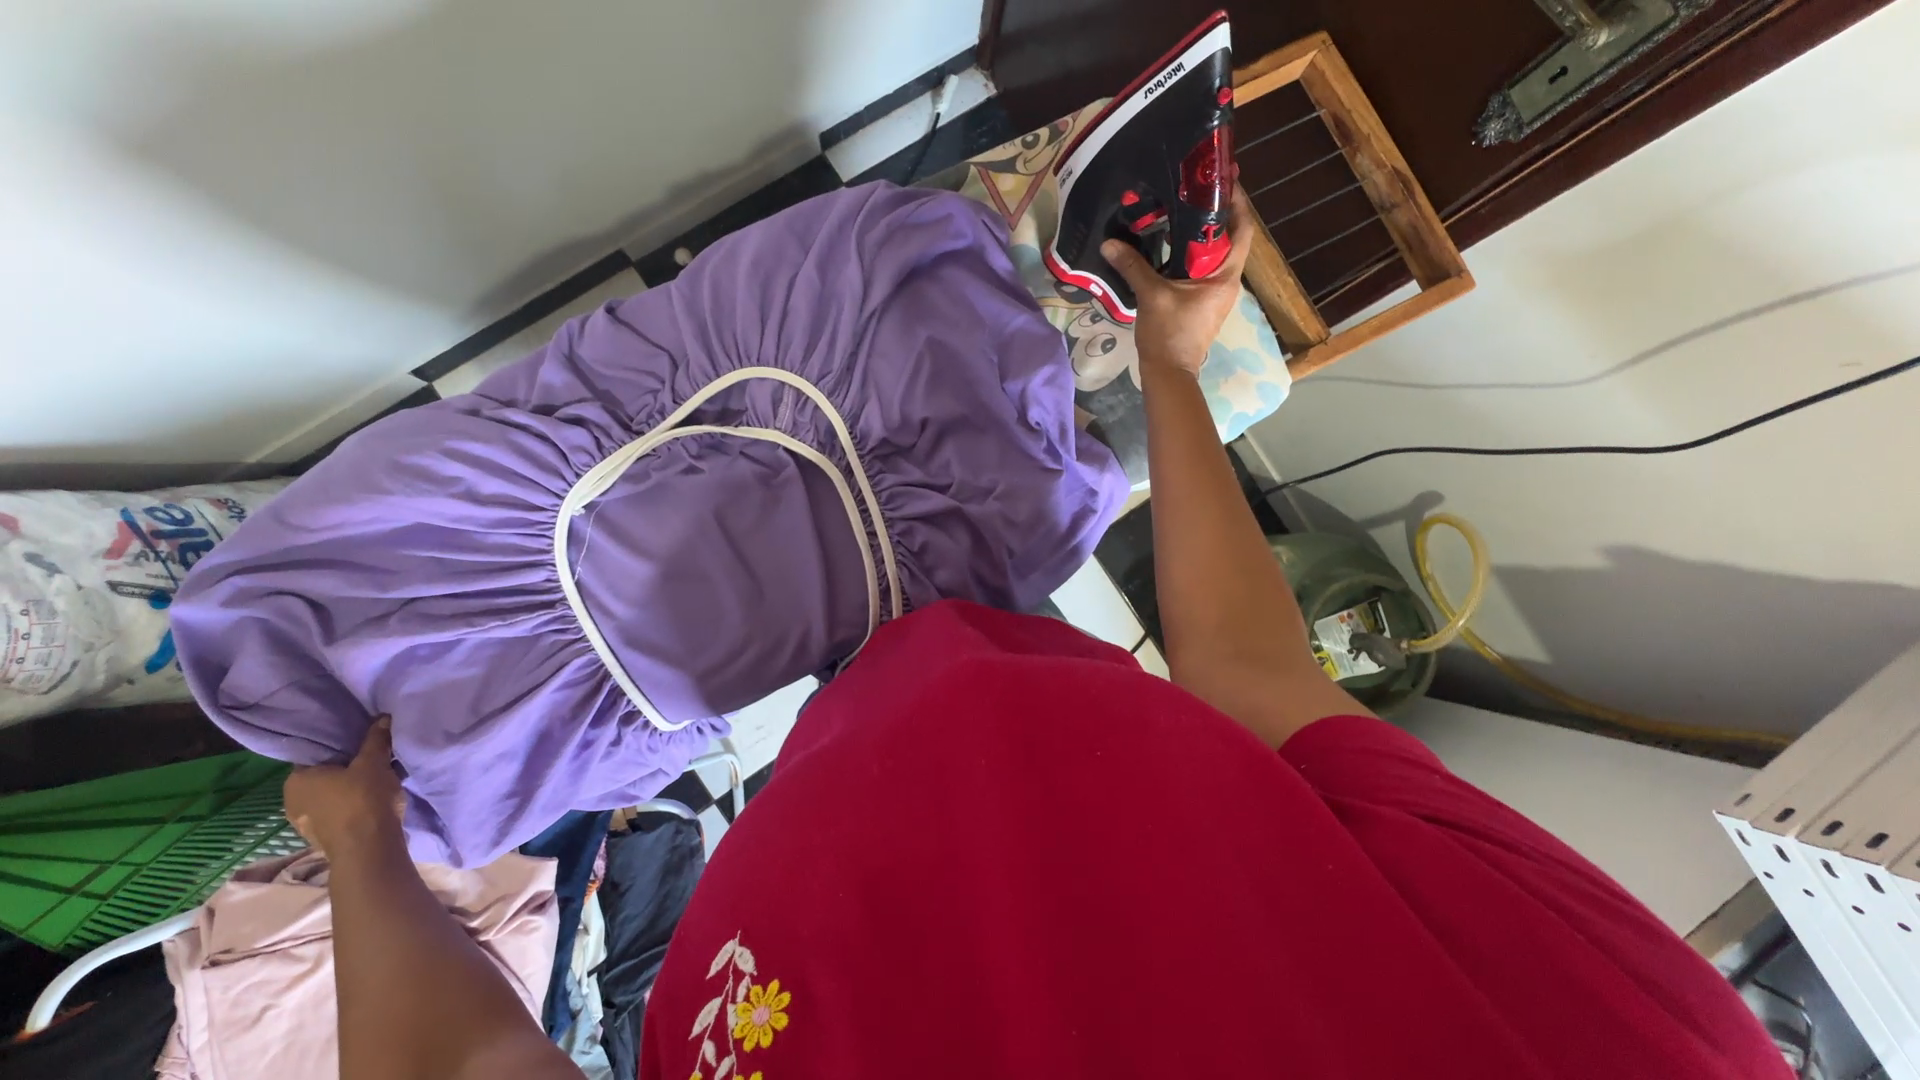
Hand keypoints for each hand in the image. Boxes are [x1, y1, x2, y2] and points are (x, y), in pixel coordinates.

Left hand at [284, 717, 404, 856]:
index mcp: (296, 778)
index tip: (360, 744)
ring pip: (328, 796)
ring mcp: (302, 822)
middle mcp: (291, 800)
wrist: (367, 849)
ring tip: (375, 782)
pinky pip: (334, 813)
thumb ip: (375, 740)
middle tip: (372, 762)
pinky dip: (349, 807)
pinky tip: (370, 804)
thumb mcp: (374, 763)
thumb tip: (381, 717)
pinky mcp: (319, 838)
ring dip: (348, 790)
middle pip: (322, 776)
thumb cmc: (363, 799)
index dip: (339, 748)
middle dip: (345, 770)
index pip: (315, 754)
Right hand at [1100, 185, 1256, 377]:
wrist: (1169, 373)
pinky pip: (1201, 270)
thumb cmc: (1169, 335)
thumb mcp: (1151, 296)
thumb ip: (1133, 266)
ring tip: (1182, 210)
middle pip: (1228, 239)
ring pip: (1214, 255)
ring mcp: (1215, 294)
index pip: (1242, 231)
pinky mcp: (1201, 302)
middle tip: (1197, 189)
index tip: (1226, 181)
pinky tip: (1171, 245)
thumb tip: (1109, 243)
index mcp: (1225, 276)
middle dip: (1215, 214)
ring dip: (1201, 235)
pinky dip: (1190, 254)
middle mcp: (1226, 282)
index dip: (1238, 204)